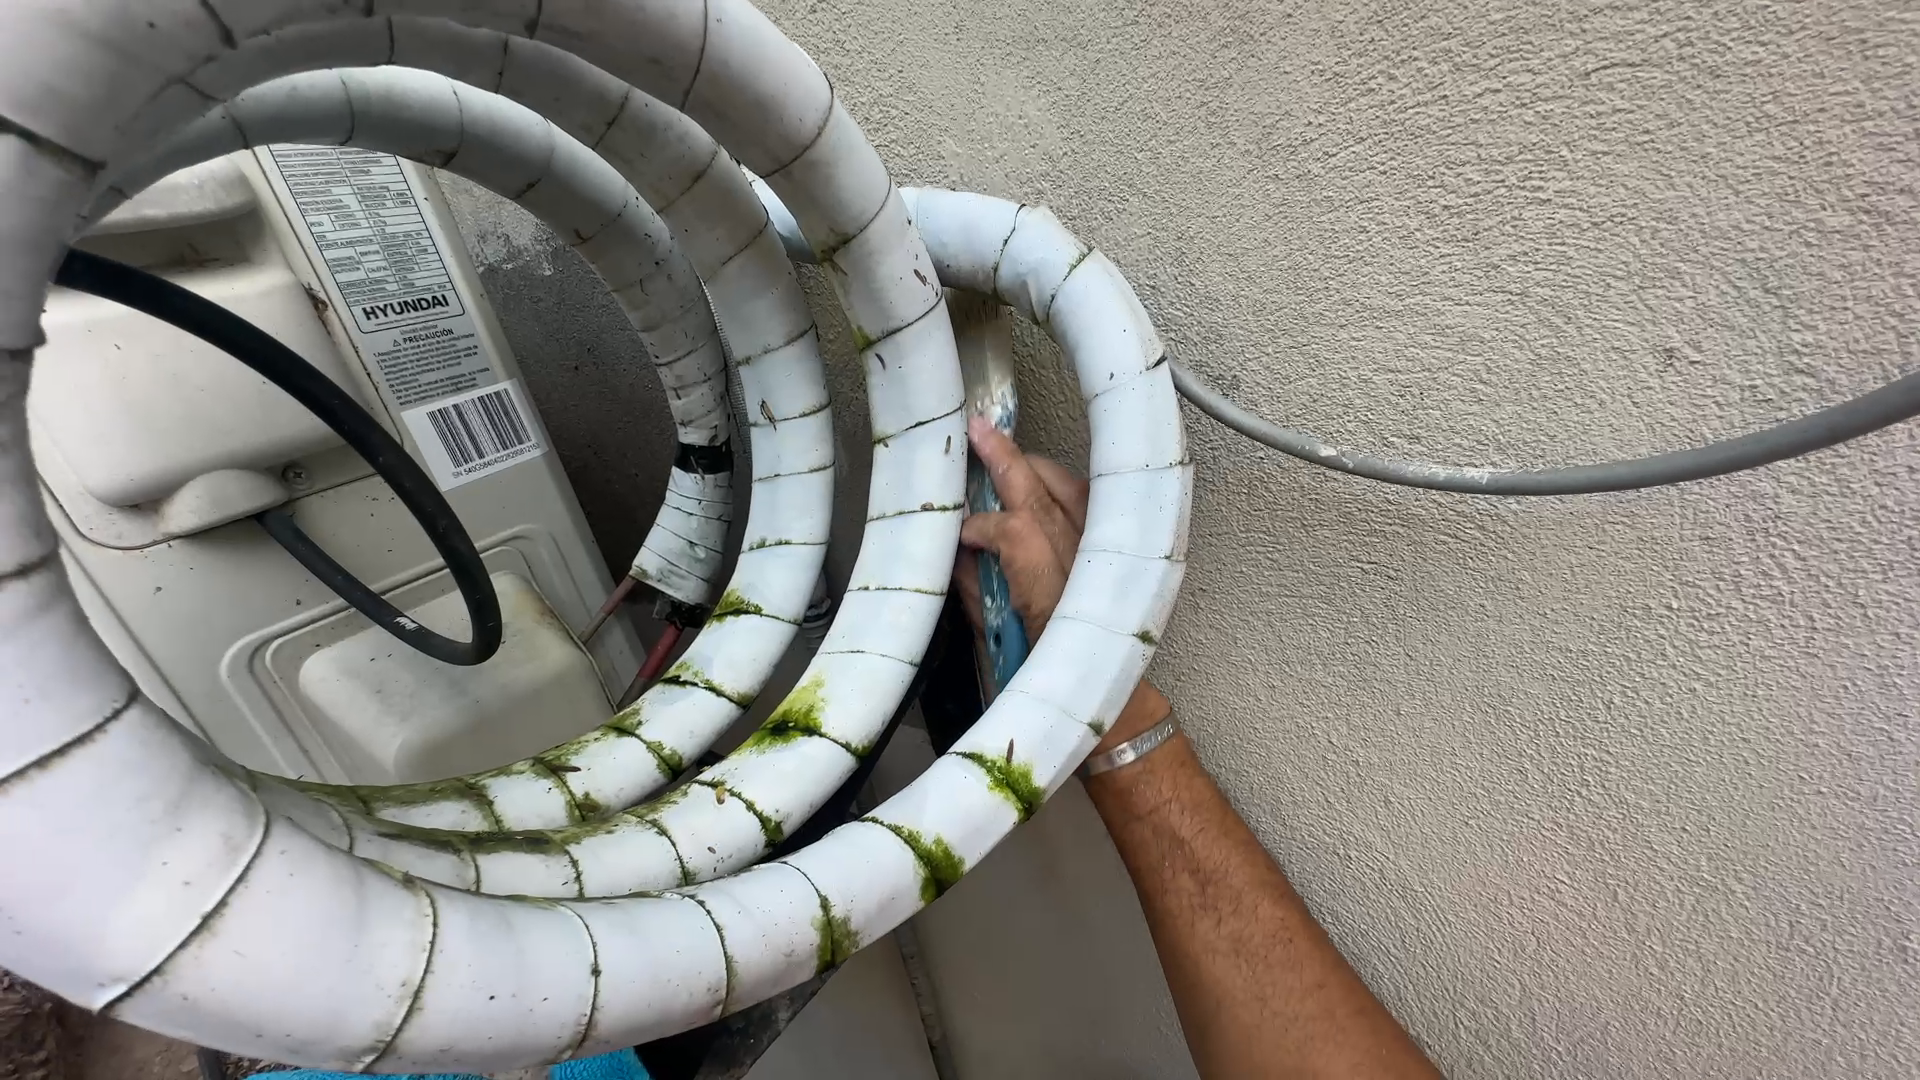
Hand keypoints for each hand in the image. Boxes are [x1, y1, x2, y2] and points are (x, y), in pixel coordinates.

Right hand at [955, 417, 1169, 751]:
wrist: (1111, 696)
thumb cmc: (1051, 677)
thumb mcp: (1000, 640)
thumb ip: (977, 590)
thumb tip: (960, 552)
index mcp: (1047, 586)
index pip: (1006, 529)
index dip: (976, 524)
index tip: (960, 531)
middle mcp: (1082, 559)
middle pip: (1038, 492)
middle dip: (1004, 458)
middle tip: (979, 430)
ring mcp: (1104, 551)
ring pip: (1069, 488)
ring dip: (1035, 467)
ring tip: (1007, 449)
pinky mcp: (1121, 550)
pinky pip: (1093, 502)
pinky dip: (1067, 487)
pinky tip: (1048, 480)